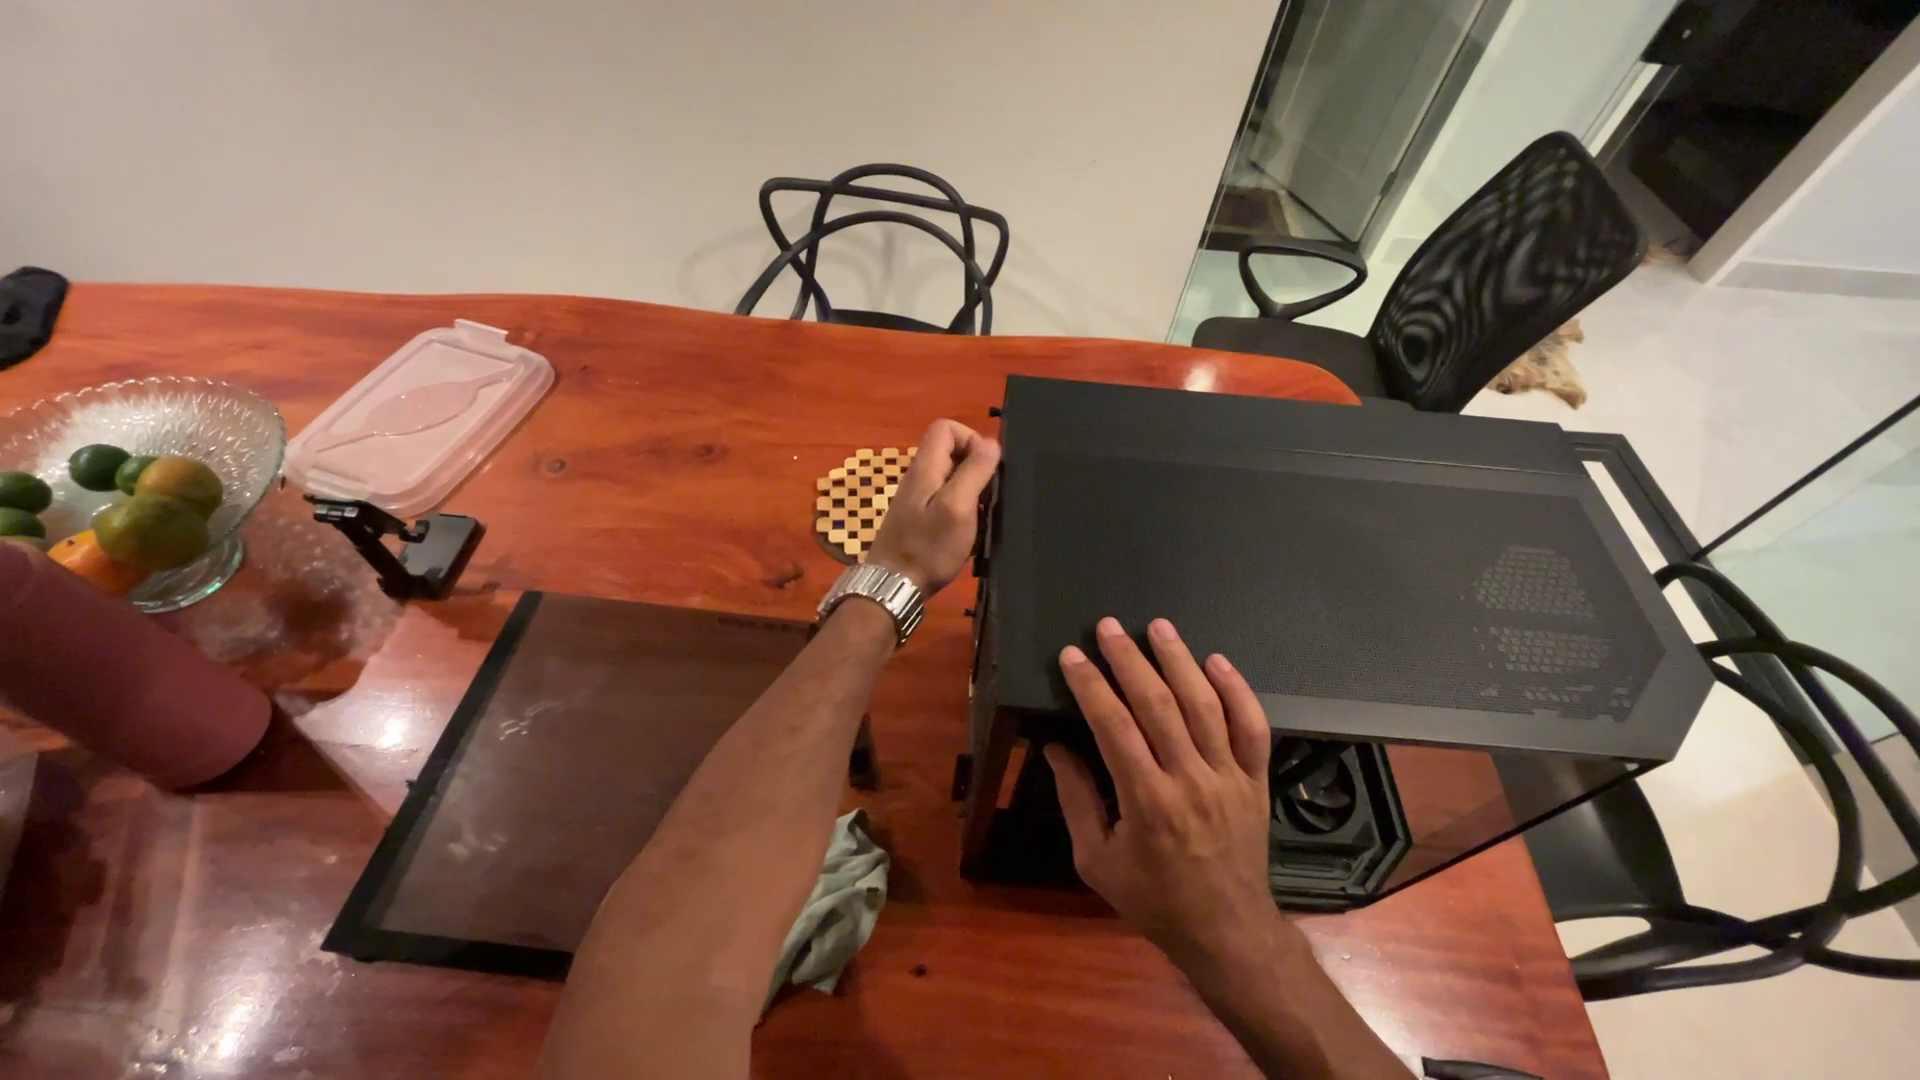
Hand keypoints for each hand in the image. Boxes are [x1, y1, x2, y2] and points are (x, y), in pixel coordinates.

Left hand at [864, 419, 1000, 594]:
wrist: (896, 585)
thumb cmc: (929, 547)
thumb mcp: (958, 506)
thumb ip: (974, 471)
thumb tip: (991, 443)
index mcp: (925, 466)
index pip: (946, 427)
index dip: (971, 438)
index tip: (987, 467)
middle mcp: (919, 476)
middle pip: (951, 451)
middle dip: (976, 467)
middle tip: (988, 496)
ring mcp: (918, 497)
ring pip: (952, 477)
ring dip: (973, 491)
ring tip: (982, 517)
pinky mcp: (920, 517)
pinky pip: (948, 499)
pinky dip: (963, 509)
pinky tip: (970, 532)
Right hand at [1044, 617, 1277, 965]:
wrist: (1226, 930)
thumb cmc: (1153, 898)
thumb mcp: (1096, 860)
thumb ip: (1075, 798)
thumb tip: (1055, 745)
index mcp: (1147, 802)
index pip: (1114, 727)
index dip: (1091, 686)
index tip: (1071, 656)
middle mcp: (1190, 781)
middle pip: (1159, 705)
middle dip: (1130, 660)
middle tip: (1108, 626)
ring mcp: (1229, 777)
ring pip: (1205, 705)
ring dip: (1180, 660)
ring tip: (1158, 626)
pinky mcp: (1255, 780)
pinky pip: (1252, 727)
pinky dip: (1237, 690)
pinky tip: (1216, 660)